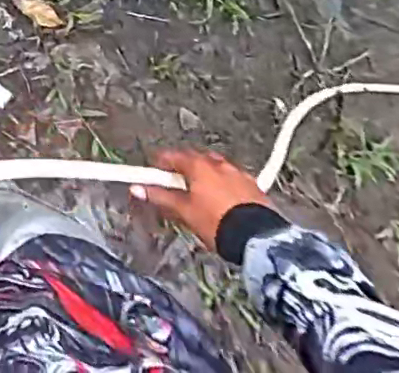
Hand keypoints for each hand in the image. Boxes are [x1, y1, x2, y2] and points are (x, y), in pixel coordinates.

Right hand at [134, 148, 268, 244]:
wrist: (262, 242)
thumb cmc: (218, 223)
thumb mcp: (185, 212)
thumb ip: (160, 197)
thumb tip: (136, 189)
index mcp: (198, 165)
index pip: (171, 156)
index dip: (159, 164)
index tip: (153, 173)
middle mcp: (218, 164)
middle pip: (194, 159)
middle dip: (183, 169)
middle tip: (176, 186)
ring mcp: (239, 174)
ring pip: (215, 169)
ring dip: (206, 177)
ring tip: (201, 196)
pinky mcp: (255, 188)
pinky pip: (233, 181)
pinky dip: (225, 186)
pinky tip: (224, 202)